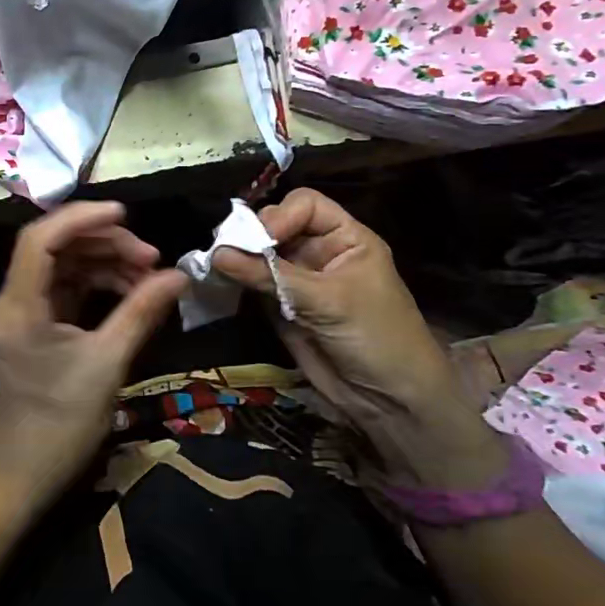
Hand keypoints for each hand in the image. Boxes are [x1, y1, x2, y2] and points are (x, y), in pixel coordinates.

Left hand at [0, 202, 188, 507]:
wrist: (26, 473)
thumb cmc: (61, 422)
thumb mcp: (107, 364)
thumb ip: (141, 312)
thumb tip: (179, 275)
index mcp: (20, 304)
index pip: (42, 239)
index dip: (82, 217)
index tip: (126, 214)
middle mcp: (15, 300)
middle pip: (58, 247)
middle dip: (105, 243)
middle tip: (151, 257)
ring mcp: (26, 313)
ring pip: (66, 266)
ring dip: (106, 263)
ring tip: (149, 276)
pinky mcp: (40, 327)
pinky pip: (70, 289)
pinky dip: (100, 285)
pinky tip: (133, 293)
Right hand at [212, 188, 505, 488]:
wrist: (388, 400)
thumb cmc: (376, 337)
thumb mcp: (329, 301)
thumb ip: (272, 276)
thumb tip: (217, 254)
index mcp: (346, 238)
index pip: (305, 205)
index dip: (279, 216)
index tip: (259, 241)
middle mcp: (319, 251)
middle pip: (276, 224)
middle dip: (252, 235)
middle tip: (228, 251)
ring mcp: (298, 278)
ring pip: (259, 253)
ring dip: (238, 257)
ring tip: (216, 265)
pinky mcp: (280, 305)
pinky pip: (252, 283)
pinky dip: (235, 280)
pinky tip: (218, 280)